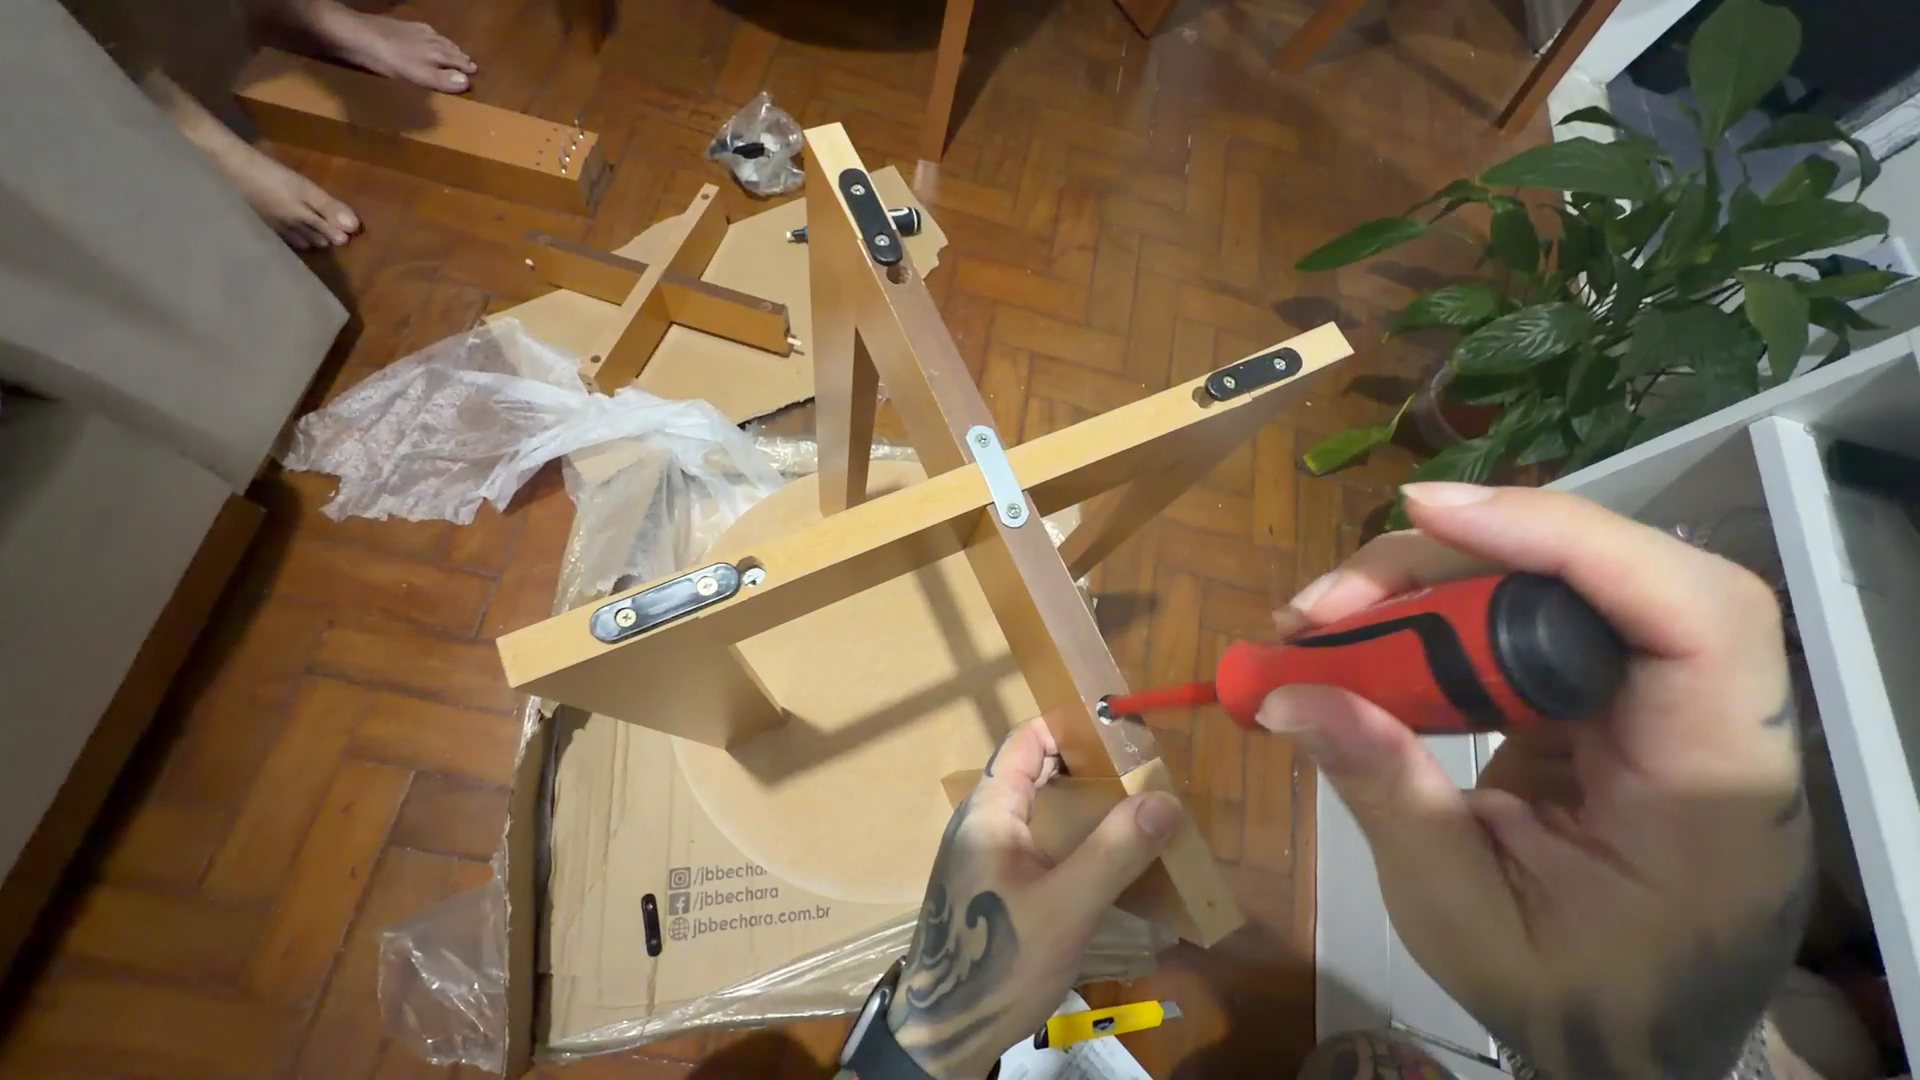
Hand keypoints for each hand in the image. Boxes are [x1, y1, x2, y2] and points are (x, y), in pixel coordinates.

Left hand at [885, 718, 1185, 1078]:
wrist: (943, 1031)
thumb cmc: (998, 958)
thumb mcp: (1065, 907)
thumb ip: (1114, 852)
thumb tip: (1165, 800)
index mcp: (990, 808)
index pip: (1026, 739)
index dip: (1070, 727)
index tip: (1121, 734)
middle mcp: (985, 820)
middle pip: (1036, 771)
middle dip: (1088, 768)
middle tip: (1142, 777)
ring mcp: (988, 853)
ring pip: (1041, 809)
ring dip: (1084, 807)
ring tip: (1136, 813)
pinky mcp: (996, 883)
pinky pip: (1040, 843)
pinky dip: (1074, 839)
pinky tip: (1108, 860)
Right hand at [1262, 482, 1808, 1078]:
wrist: (1629, 1036)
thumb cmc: (1567, 996)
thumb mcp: (1457, 911)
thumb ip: (1384, 793)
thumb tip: (1284, 698)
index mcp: (1711, 785)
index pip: (1690, 613)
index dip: (1565, 537)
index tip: (1426, 512)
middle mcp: (1699, 719)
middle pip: (1589, 576)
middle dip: (1439, 567)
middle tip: (1318, 606)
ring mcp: (1644, 703)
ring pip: (1541, 588)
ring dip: (1416, 587)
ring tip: (1313, 624)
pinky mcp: (1592, 699)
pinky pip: (1511, 625)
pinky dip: (1424, 620)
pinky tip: (1357, 641)